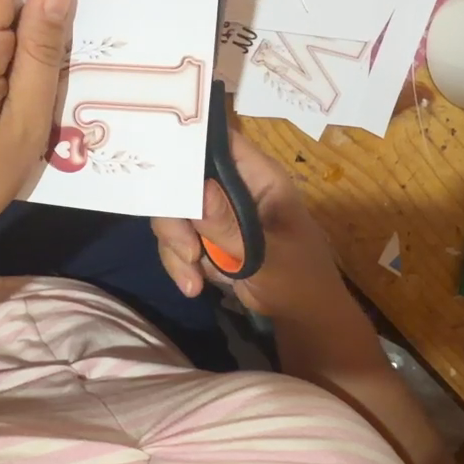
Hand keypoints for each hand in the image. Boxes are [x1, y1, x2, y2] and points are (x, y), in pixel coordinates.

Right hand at [151, 129, 347, 317]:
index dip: (187, 141)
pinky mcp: (205, 236)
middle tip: (186, 251)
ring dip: (175, 245)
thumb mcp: (266, 257)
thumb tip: (198, 189)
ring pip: (175, 210)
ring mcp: (217, 210)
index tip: (160, 165)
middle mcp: (233, 186)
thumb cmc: (300, 282)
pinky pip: (177, 238)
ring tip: (193, 282)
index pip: (218, 139)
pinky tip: (193, 286)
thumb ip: (230, 226)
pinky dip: (178, 262)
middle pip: (184, 177)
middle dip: (176, 216)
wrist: (304, 323)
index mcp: (257, 176)